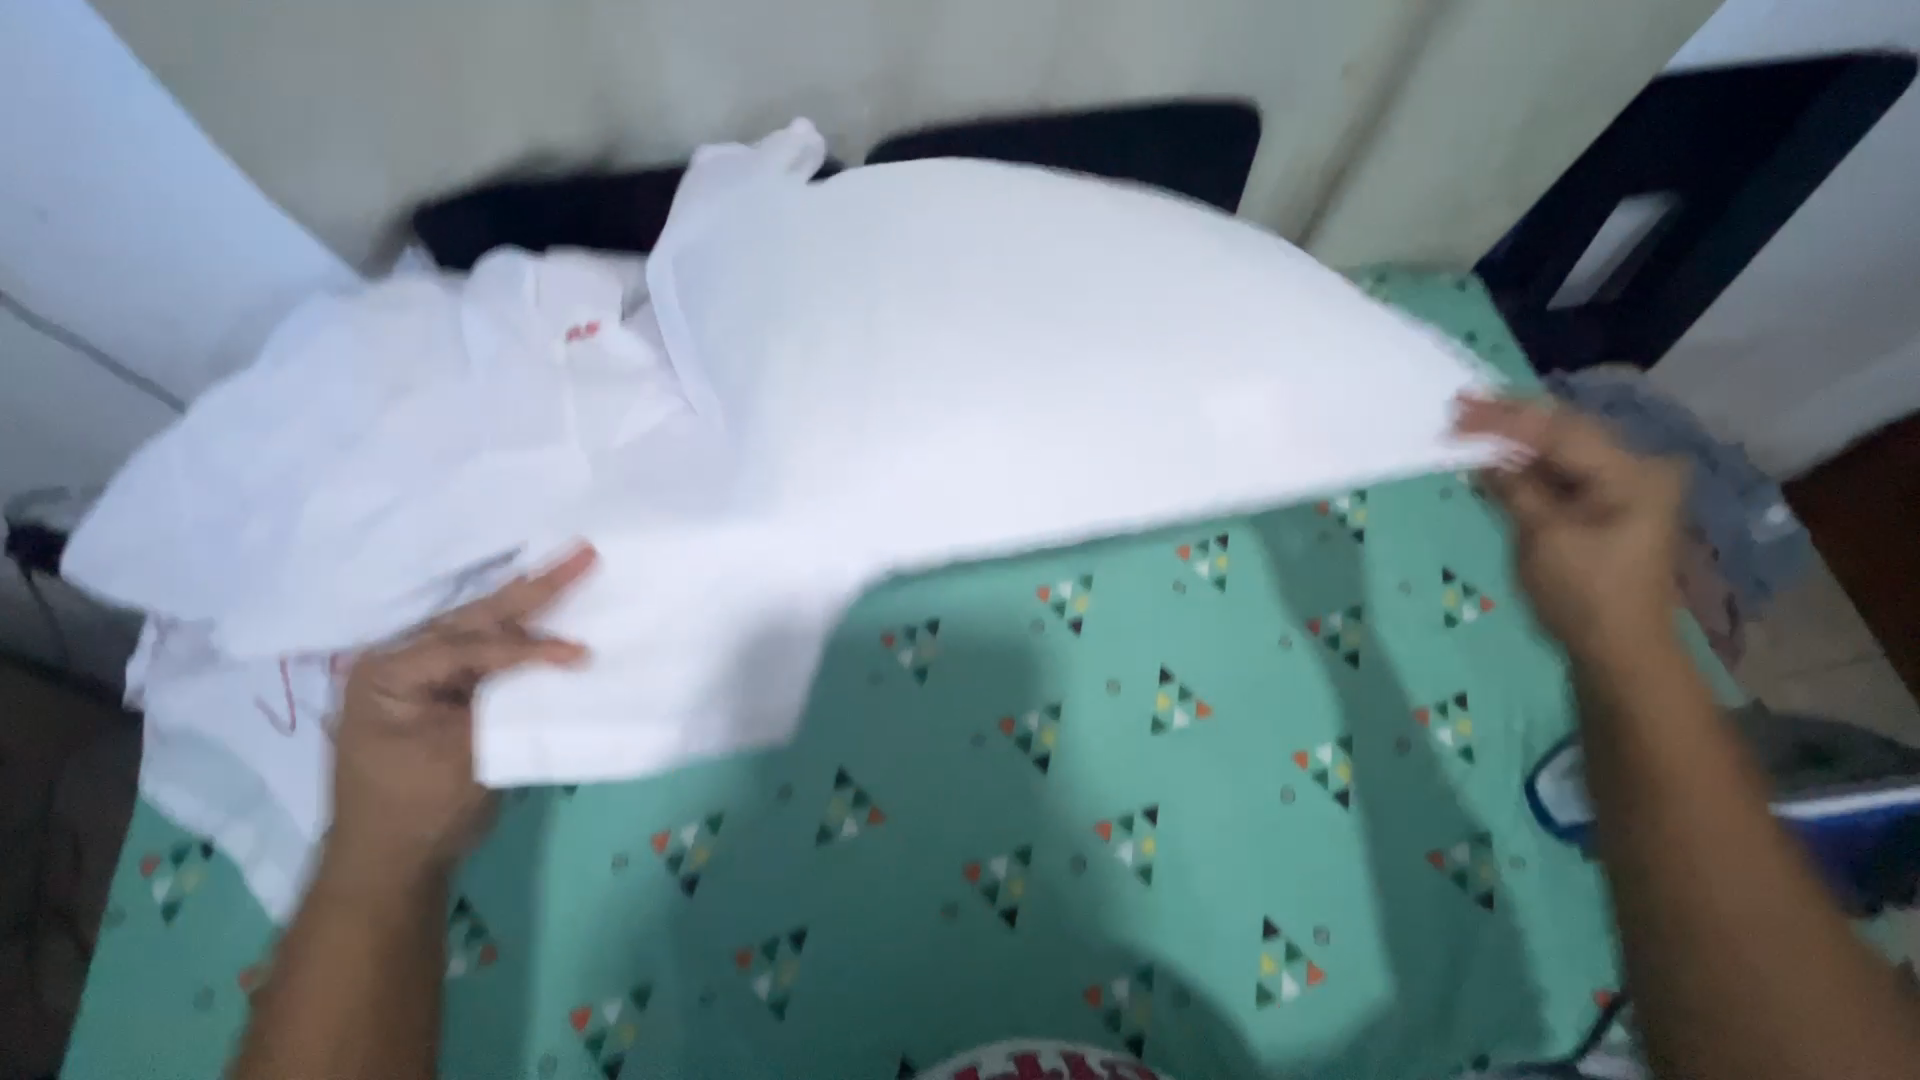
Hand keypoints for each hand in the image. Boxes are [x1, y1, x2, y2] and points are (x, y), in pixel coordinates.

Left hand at [326, 545, 596, 877]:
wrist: (391, 863)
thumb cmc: (418, 810)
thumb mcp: (465, 754)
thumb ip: (507, 698)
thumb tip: (560, 661)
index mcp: (387, 671)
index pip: (470, 646)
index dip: (529, 648)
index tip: (580, 654)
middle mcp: (397, 660)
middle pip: (476, 618)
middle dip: (532, 589)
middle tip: (581, 553)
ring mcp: (419, 673)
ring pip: (483, 628)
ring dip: (530, 604)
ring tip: (570, 568)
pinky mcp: (443, 689)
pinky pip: (486, 652)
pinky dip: (522, 637)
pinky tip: (550, 610)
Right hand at [1454, 396, 1686, 662]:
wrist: (1620, 648)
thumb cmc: (1585, 595)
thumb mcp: (1543, 537)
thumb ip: (1515, 487)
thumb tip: (1483, 455)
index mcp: (1631, 475)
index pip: (1559, 432)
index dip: (1505, 419)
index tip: (1459, 410)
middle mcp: (1635, 469)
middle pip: (1565, 430)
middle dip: (1511, 418)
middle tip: (1461, 405)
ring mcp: (1622, 486)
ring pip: (1561, 448)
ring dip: (1515, 438)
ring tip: (1470, 421)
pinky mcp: (1605, 504)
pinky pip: (1561, 471)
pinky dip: (1527, 463)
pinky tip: (1494, 454)